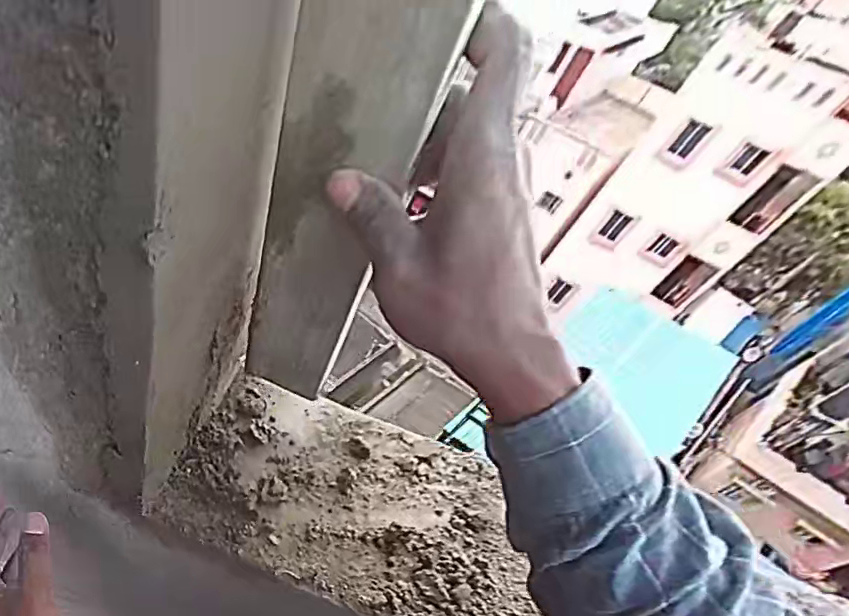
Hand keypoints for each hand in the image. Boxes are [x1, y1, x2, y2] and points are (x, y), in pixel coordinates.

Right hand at [324, 3, 578, 424]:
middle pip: (473, 102)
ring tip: (379, 174)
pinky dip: (434, 177)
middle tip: (378, 119)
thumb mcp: (399, 265)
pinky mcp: (499, 214)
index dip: (482, 27)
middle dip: (426, 105)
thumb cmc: (461, 310)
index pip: (503, 60)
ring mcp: (505, 189)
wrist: (508, 350)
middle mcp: (502, 165)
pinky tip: (399, 210)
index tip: (447, 24)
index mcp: (482, 161)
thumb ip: (373, 216)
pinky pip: (468, 173)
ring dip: (425, 148)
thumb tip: (341, 182)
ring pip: (468, 141)